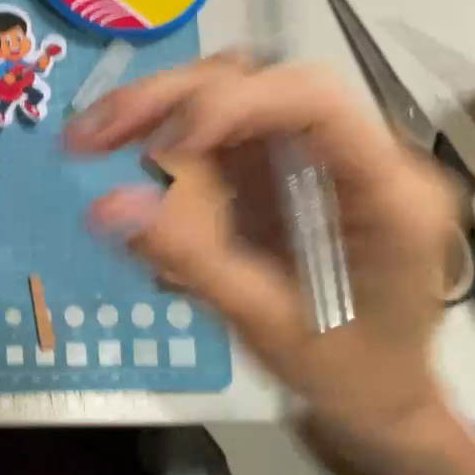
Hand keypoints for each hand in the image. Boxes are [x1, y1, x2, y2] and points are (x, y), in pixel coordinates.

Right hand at [64, 58, 474, 474]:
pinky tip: (111, 148)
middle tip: (92, 134)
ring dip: (151, 106)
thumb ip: (193, 259)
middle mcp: (348, 150)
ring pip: (224, 90)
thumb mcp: (270, 323)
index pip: (314, 102)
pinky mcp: (268, 160)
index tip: (162, 143)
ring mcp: (305, 150)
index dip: (233, 103)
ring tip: (87, 138)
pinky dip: (152, 130)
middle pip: (257, 82)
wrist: (374, 392)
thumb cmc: (344, 367)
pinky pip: (205, 123)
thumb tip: (103, 206)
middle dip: (168, 99)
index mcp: (387, 189)